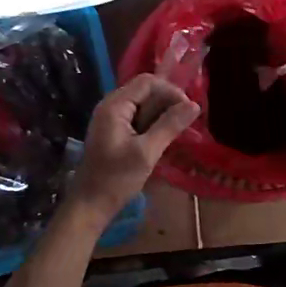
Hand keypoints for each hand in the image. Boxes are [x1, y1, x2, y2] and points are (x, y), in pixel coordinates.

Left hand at [69, 74, 200, 220]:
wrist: (90, 204)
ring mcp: (110, 119)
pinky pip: (137, 119)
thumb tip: (194, 105)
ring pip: (143, 106)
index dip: (171, 91)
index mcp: (114, 106)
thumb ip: (169, 126)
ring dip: (162, 115)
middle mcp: (110, 106)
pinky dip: (152, 125)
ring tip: (179, 133)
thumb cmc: (116, 179)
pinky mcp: (113, 132)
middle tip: (186, 124)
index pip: (147, 82)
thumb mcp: (147, 152)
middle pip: (145, 91)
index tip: (189, 110)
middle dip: (167, 104)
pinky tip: (164, 139)